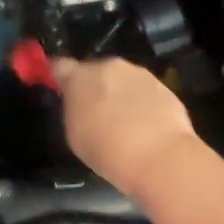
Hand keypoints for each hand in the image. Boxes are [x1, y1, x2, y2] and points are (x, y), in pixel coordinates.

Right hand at [49, 56, 197, 193]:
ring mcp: (140, 74)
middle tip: (95, 113)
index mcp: (80, 77)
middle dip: (93, 86)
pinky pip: (144, 91)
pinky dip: (141, 103)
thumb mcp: (75, 134)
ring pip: (122, 80)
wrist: (160, 157)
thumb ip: (73, 109)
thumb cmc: (107, 150)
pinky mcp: (164, 86)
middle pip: (95, 71)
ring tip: (124, 123)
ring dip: (119, 93)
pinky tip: (146, 127)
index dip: (58, 76)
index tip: (59, 88)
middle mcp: (110, 67)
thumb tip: (78, 101)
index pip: (60, 66)